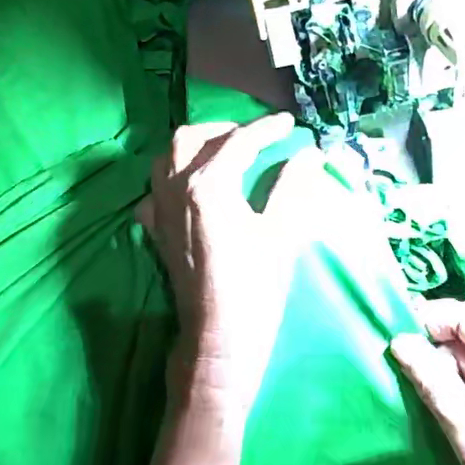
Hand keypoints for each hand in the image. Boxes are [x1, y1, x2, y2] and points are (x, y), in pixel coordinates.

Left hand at [139, 114, 322, 411]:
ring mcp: (159, 208)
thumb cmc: (255, 288)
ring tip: (222, 151)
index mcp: (208, 184)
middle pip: (193, 138)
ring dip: (193, 146)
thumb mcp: (281, 234)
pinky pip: (155, 189)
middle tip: (255, 136)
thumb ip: (292, 186)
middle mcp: (175, 188)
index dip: (266, 129)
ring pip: (167, 156)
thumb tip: (310, 154)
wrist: (218, 340)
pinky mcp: (154, 229)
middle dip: (224, 129)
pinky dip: (171, 177)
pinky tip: (190, 187)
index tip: (288, 123)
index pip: (239, 141)